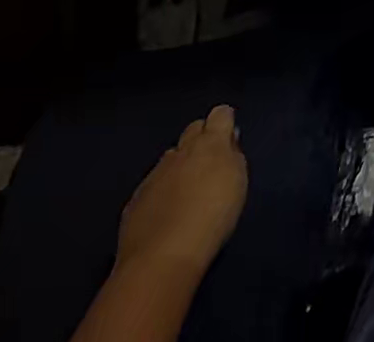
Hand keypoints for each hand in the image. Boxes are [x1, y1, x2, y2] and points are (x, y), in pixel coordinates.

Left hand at [116, 104, 248, 273]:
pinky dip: (163, 189)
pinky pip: (154, 183)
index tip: (231, 136)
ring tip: (189, 190)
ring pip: (172, 157)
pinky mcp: (135, 199)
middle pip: (193, 129)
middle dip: (202, 138)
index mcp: (210, 143)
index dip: (226, 121)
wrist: (162, 258)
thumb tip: (229, 140)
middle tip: (212, 162)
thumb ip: (234, 156)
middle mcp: (181, 152)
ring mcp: (154, 175)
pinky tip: (168, 211)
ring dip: (182, 164)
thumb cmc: (213, 216)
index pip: (220, 114)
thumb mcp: (238, 182)